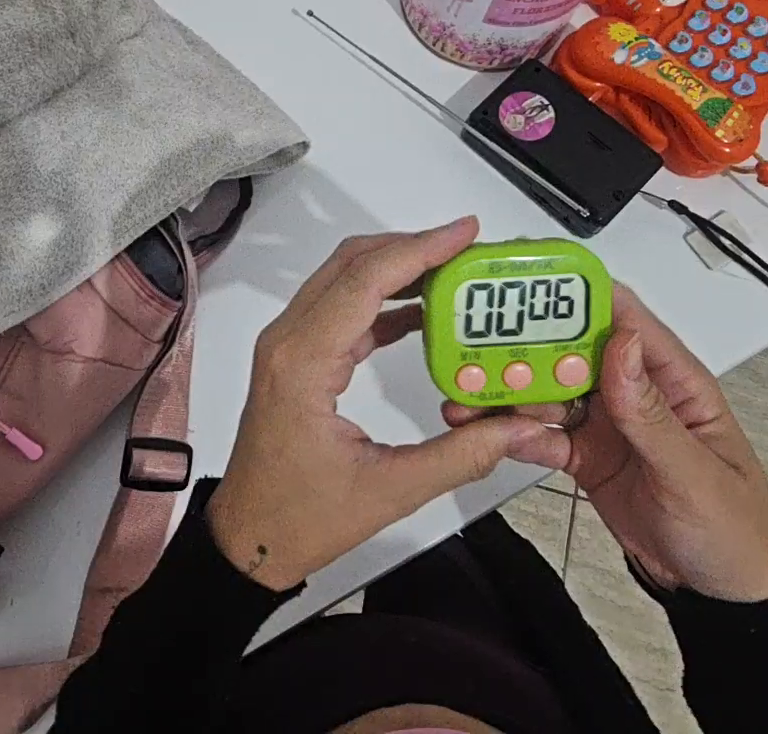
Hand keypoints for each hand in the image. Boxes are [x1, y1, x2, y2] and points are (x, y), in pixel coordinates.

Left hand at [206, 217, 555, 590]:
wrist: (248, 535)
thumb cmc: (300, 516)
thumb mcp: (390, 490)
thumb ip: (460, 455)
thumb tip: (518, 427)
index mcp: (303, 362)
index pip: (364, 280)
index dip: (418, 249)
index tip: (464, 233)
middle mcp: (289, 340)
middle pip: (351, 265)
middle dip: (411, 248)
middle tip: (468, 249)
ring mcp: (289, 344)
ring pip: (344, 279)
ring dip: (396, 268)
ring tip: (454, 272)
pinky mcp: (298, 356)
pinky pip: (343, 308)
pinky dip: (383, 298)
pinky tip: (423, 310)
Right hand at [444, 284, 767, 600]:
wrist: (716, 593)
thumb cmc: (733, 529)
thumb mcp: (696, 474)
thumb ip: (652, 414)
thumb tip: (623, 343)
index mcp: (670, 380)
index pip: (622, 320)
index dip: (578, 296)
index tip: (530, 285)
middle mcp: (630, 391)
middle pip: (569, 350)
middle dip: (524, 345)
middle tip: (480, 349)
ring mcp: (603, 421)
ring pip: (546, 390)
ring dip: (508, 391)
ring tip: (470, 395)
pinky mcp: (581, 452)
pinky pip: (539, 434)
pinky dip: (511, 432)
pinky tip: (487, 432)